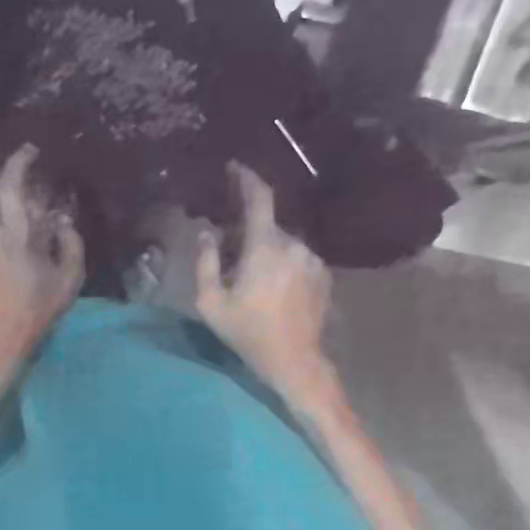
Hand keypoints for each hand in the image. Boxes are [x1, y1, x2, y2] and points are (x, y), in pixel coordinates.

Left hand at [0, 144, 84, 358]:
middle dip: (9, 182)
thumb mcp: (69, 280)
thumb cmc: (37, 311)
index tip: (29, 151)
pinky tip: (9, 267)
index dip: (17, 163)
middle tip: (28, 183)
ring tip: (25, 240)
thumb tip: (64, 222)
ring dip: (5, 217)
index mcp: (15, 236)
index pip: (9, 187)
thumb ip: (72, 245)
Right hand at [196, 162, 333, 395]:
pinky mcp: (323, 275)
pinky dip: (282, 263)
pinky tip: (272, 288)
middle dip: (246, 232)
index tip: (234, 167)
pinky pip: (297, 258)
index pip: (259, 198)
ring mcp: (313, 260)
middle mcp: (294, 245)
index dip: (246, 178)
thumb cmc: (248, 333)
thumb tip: (207, 233)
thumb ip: (206, 262)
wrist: (295, 362)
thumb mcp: (211, 302)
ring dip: (265, 250)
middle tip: (227, 253)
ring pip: (282, 243)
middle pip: (266, 225)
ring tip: (250, 277)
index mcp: (265, 247)